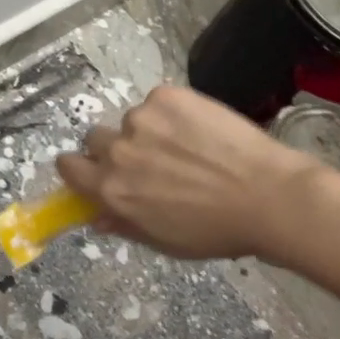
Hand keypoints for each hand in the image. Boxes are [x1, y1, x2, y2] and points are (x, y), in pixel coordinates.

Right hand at [55, 85, 322, 259]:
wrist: (272, 197)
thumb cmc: (220, 230)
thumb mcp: (167, 242)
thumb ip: (125, 225)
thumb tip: (96, 217)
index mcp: (111, 189)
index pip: (68, 166)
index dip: (81, 169)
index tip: (97, 172)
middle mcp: (117, 151)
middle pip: (95, 139)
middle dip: (115, 148)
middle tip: (150, 160)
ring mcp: (140, 118)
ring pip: (131, 121)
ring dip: (148, 131)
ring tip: (188, 147)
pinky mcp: (166, 96)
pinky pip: (158, 102)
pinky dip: (174, 114)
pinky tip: (202, 130)